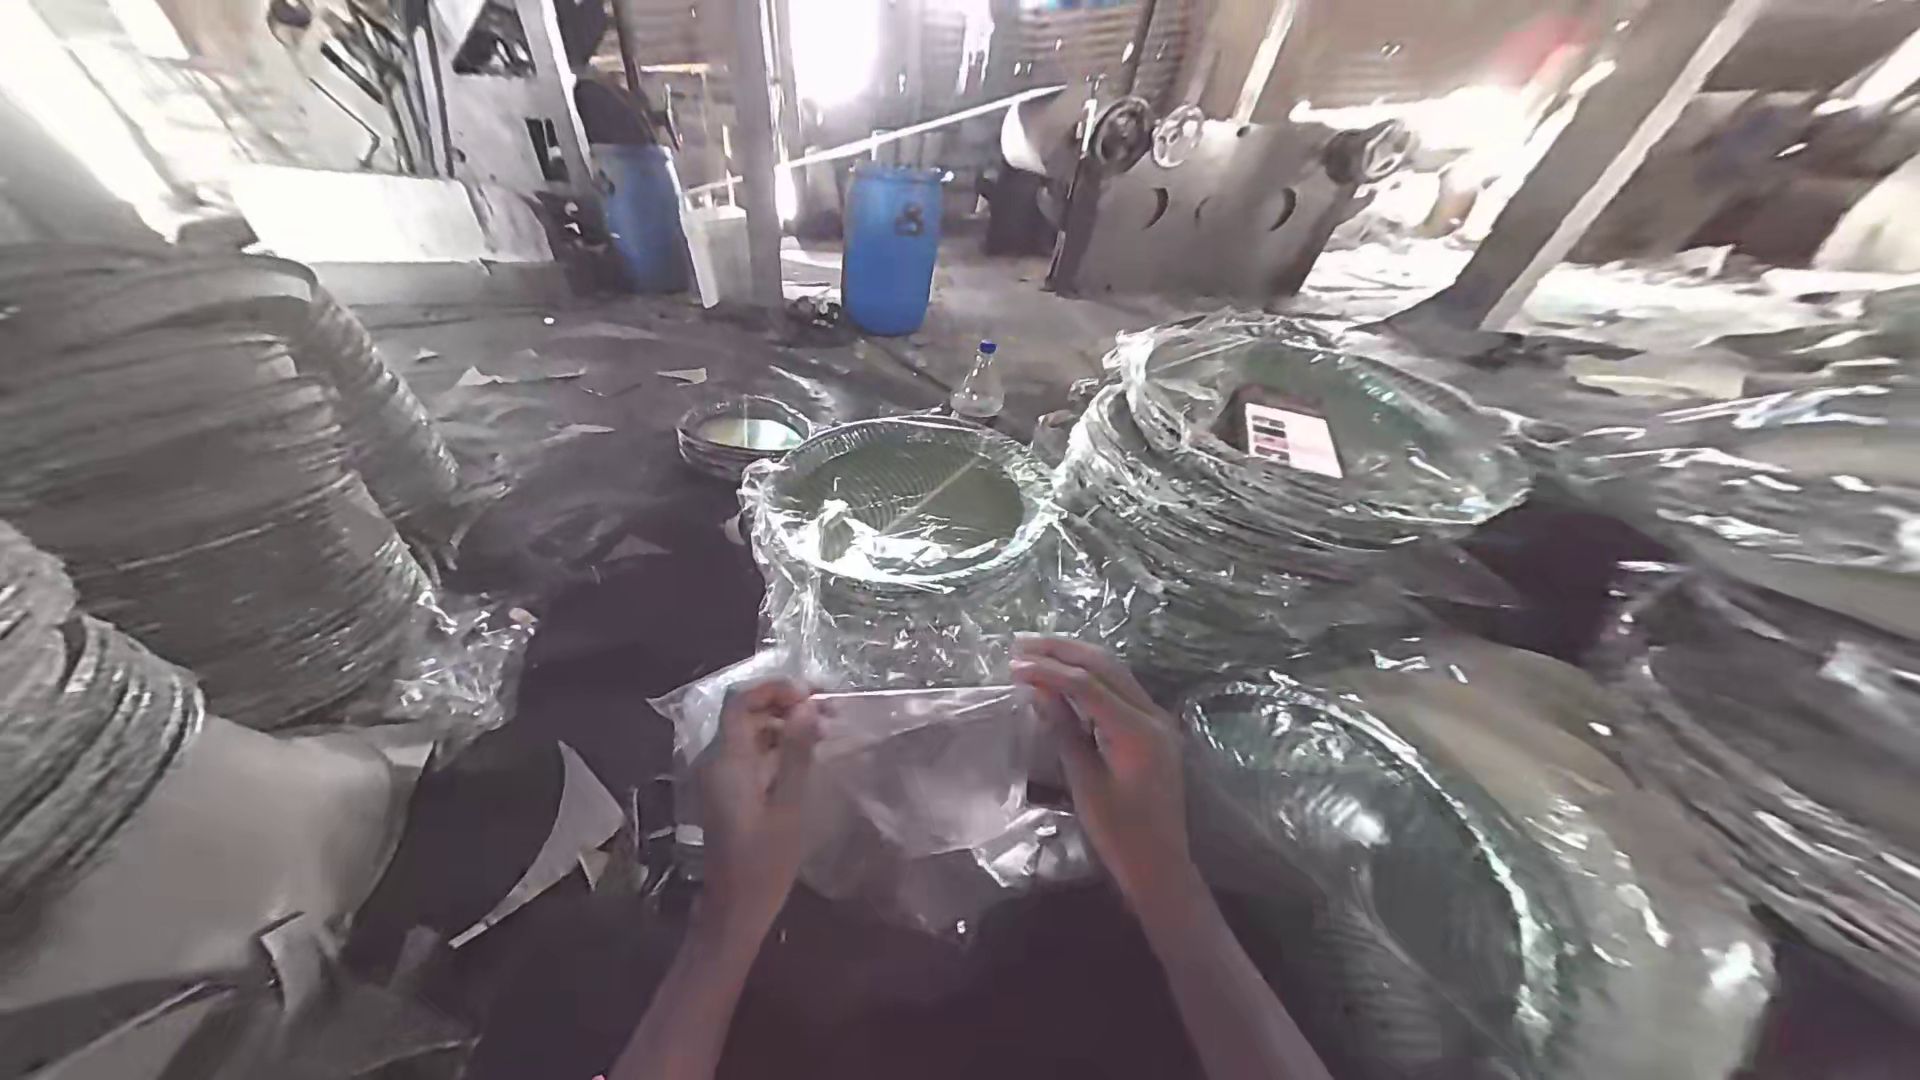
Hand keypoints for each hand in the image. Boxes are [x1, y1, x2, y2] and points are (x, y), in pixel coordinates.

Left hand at [696, 677, 822, 935]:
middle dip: (787, 703)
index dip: (774, 689)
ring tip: (827, 727)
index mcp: (727, 763)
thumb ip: (797, 752)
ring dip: (787, 722)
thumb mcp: (789, 805)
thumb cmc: (764, 862)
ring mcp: (722, 776)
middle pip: (748, 713)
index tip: (811, 693)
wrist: (735, 911)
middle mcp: (718, 762)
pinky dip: (780, 744)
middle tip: (828, 708)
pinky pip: (754, 752)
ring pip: (753, 732)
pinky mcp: (731, 789)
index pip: (741, 703)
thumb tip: (808, 707)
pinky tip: (809, 751)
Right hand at [1011, 636, 1199, 914]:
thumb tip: (1036, 688)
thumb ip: (1063, 728)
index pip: (1088, 684)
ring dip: (1075, 656)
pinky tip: (1063, 672)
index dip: (1048, 670)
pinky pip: (1119, 687)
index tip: (1014, 665)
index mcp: (1138, 731)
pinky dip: (1089, 675)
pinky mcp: (1151, 726)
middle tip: (1022, 644)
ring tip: (1037, 649)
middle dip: (1062, 651)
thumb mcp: (1084, 780)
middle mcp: (1152, 714)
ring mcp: (1156, 718)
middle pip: (1104, 665)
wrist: (1160, 867)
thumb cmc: (1119, 833)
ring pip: (1113, 670)